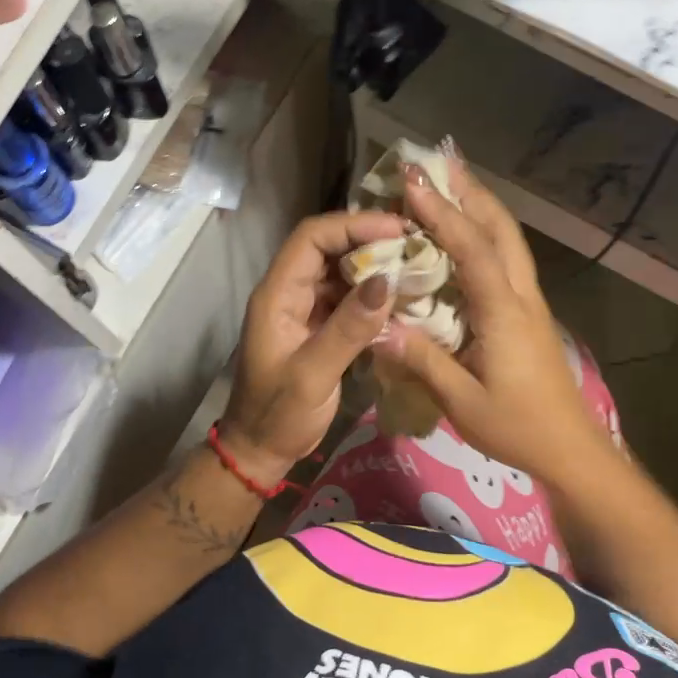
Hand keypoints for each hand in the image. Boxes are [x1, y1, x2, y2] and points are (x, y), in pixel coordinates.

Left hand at [223, 211, 405, 483]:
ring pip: (340, 273)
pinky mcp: (319, 331)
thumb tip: (386, 280)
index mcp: (277, 296)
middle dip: (369, 241)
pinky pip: (346, 301)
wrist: (261, 451)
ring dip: (374, 268)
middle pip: (328, 249)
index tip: (397, 230)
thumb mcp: (312, 375)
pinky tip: (403, 300)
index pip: (312, 238)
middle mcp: (289, 295)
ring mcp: (304, 313)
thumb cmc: (278, 416)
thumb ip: (347, 329)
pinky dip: (372, 297)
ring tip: (417, 267)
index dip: (353, 225)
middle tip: (416, 244)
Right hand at [372, 154, 615, 485]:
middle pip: (500, 230)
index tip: (411, 180)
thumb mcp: (461, 401)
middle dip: (469, 192)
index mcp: (503, 313)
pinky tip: (464, 240)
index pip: (471, 249)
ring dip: (480, 209)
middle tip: (436, 162)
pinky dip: (485, 236)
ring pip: (508, 242)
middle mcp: (521, 297)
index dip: (441, 212)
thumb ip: (421, 361)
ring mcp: (530, 305)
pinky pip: (506, 263)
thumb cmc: (516, 427)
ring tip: (450, 185)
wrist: (570, 448)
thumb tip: (378, 326)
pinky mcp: (528, 317)